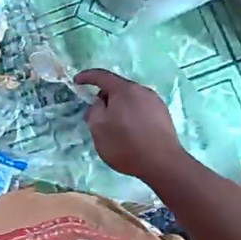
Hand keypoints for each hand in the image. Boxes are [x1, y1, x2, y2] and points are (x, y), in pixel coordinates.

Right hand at [74, 69, 192, 182]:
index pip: (102, 76)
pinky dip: (131, 116)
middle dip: (104, 98)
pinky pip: (141, 110)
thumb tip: (100, 103)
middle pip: (118, 88)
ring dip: (119, 108)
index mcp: (124, 90)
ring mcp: (156, 103)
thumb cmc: (125, 144)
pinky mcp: (164, 116)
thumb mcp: (98, 128)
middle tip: (95, 116)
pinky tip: (130, 133)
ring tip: (114, 128)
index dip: (87, 77)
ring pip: (130, 100)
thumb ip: (94, 110)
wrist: (162, 163)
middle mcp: (142, 91)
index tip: (77, 82)